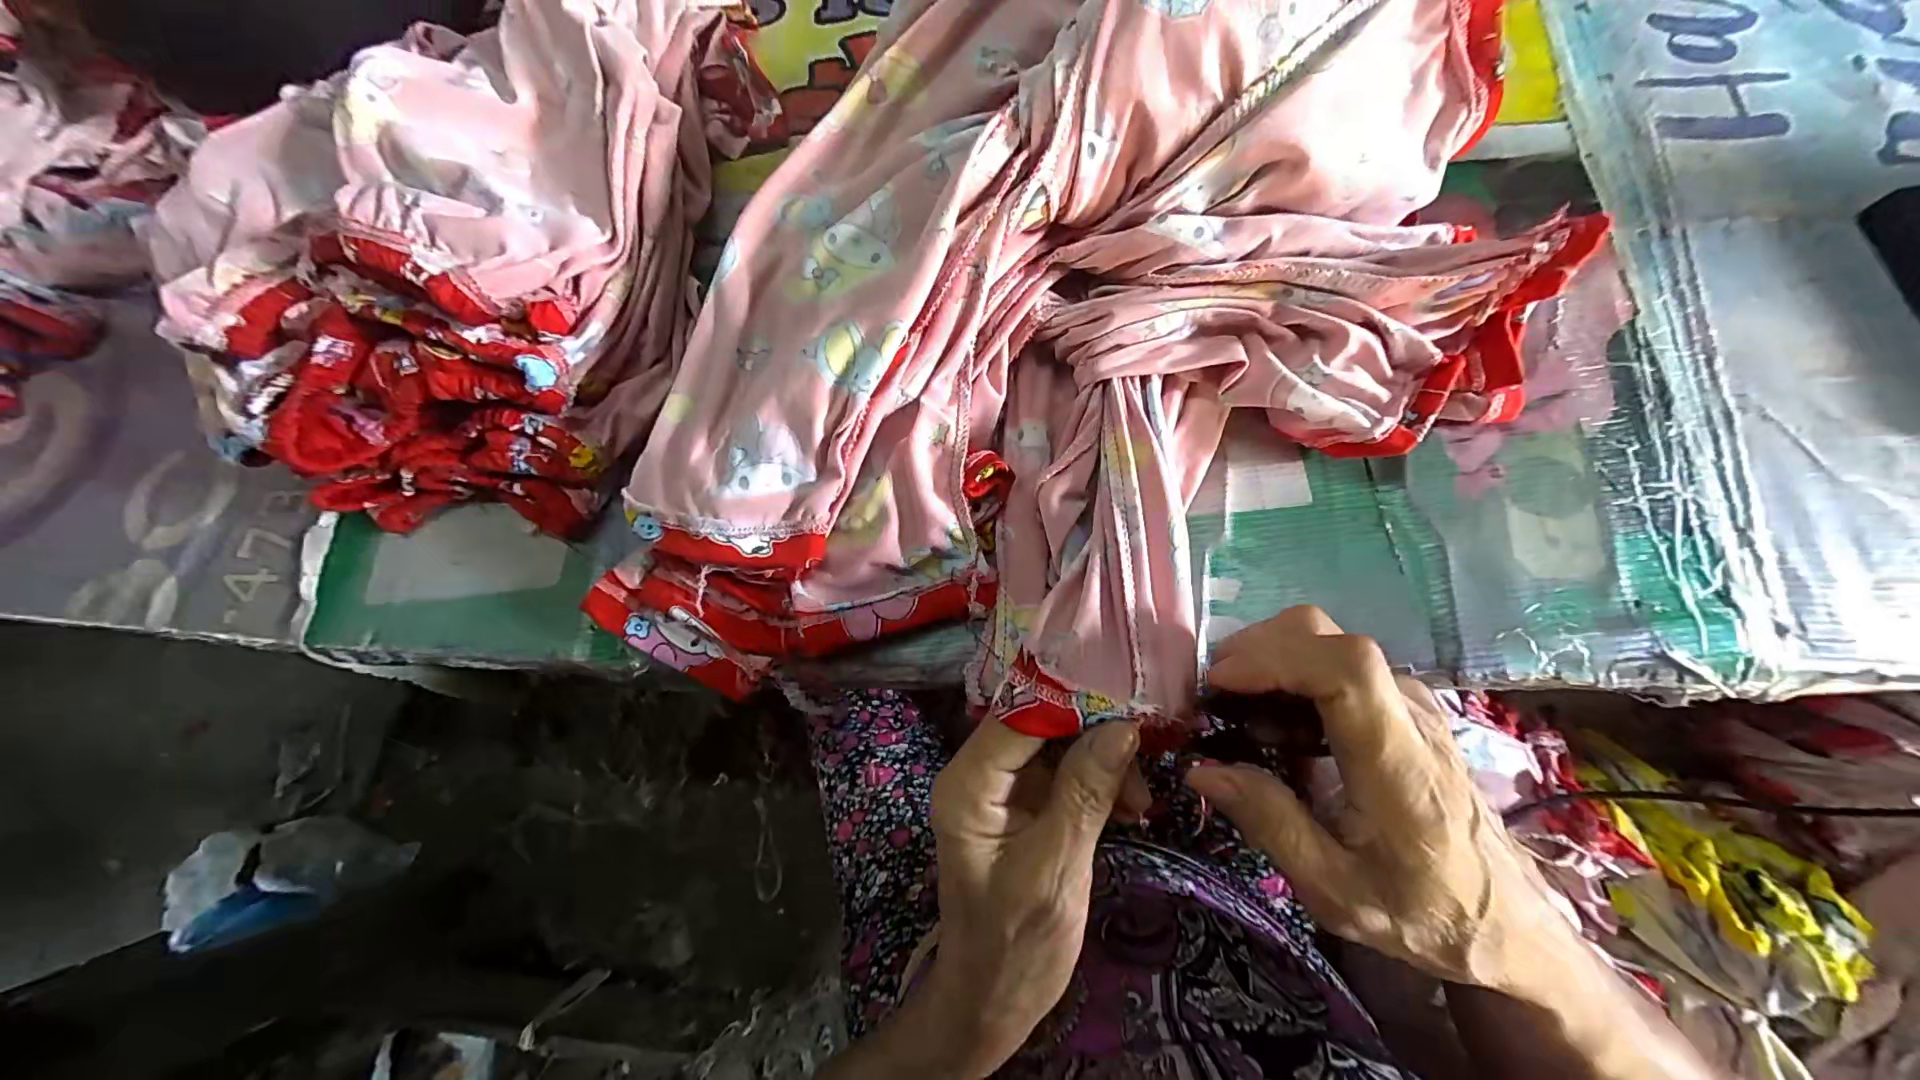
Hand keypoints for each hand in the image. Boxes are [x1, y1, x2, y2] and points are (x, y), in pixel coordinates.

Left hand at [916, 718, 1139, 1073]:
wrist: (993, 1001)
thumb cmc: (1015, 945)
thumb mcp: (1056, 869)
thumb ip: (1085, 792)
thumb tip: (1123, 727)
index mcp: (968, 784)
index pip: (1018, 715)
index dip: (1071, 698)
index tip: (1129, 694)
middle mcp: (978, 774)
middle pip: (1039, 724)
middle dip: (1095, 733)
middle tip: (1147, 750)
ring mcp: (1001, 788)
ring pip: (1058, 746)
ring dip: (1104, 763)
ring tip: (1140, 801)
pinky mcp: (1024, 804)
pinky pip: (1064, 773)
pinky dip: (1098, 783)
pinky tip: (1128, 808)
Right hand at [1185, 606, 1573, 994]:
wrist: (1510, 923)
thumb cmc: (1424, 912)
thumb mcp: (1336, 892)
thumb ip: (1269, 823)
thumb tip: (1200, 768)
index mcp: (1398, 763)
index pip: (1345, 669)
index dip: (1274, 659)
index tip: (1219, 683)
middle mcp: (1410, 716)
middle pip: (1329, 636)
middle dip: (1257, 648)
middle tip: (1211, 692)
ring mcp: (1411, 704)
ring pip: (1330, 640)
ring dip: (1270, 657)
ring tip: (1235, 706)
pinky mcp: (1404, 706)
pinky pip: (1338, 663)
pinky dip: (1291, 670)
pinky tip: (1274, 719)